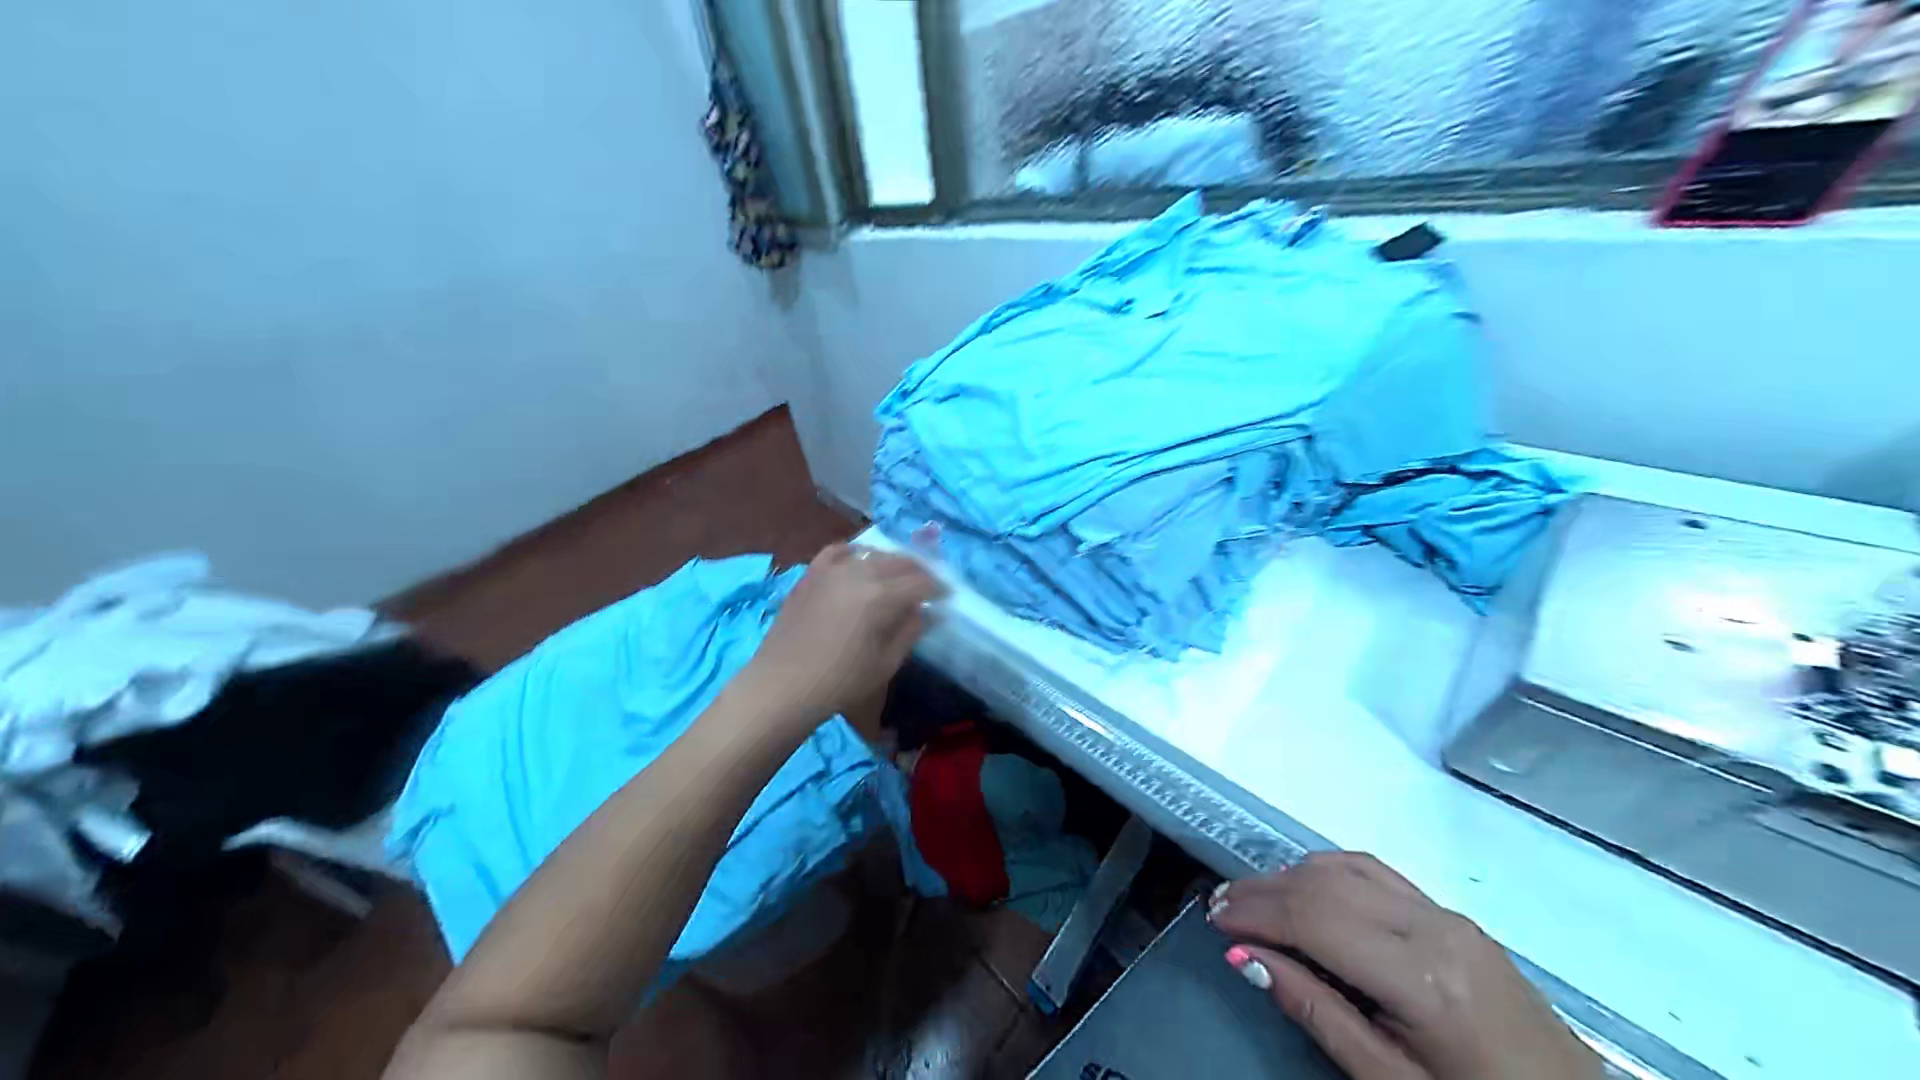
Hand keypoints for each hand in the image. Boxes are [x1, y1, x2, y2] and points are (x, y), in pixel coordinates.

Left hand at [735, 543, 943, 734]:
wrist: (782, 685)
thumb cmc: (839, 682)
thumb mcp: (885, 663)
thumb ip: (910, 631)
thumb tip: (928, 611)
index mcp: (881, 597)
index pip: (920, 582)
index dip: (938, 588)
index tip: (947, 597)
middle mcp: (858, 574)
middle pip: (898, 562)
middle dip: (918, 571)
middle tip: (928, 584)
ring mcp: (831, 570)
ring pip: (871, 554)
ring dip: (891, 561)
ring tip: (898, 575)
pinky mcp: (810, 574)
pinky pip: (837, 551)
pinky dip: (855, 553)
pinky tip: (860, 560)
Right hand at [1210, 853, 1603, 1079]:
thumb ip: (1316, 1011)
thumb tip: (1244, 956)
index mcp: (1421, 978)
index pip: (1314, 917)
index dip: (1254, 911)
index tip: (1211, 918)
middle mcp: (1433, 927)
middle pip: (1324, 884)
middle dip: (1263, 890)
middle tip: (1219, 906)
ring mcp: (1448, 915)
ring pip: (1347, 868)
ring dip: (1290, 876)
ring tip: (1253, 899)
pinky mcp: (1454, 916)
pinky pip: (1376, 873)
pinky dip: (1328, 871)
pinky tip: (1306, 888)